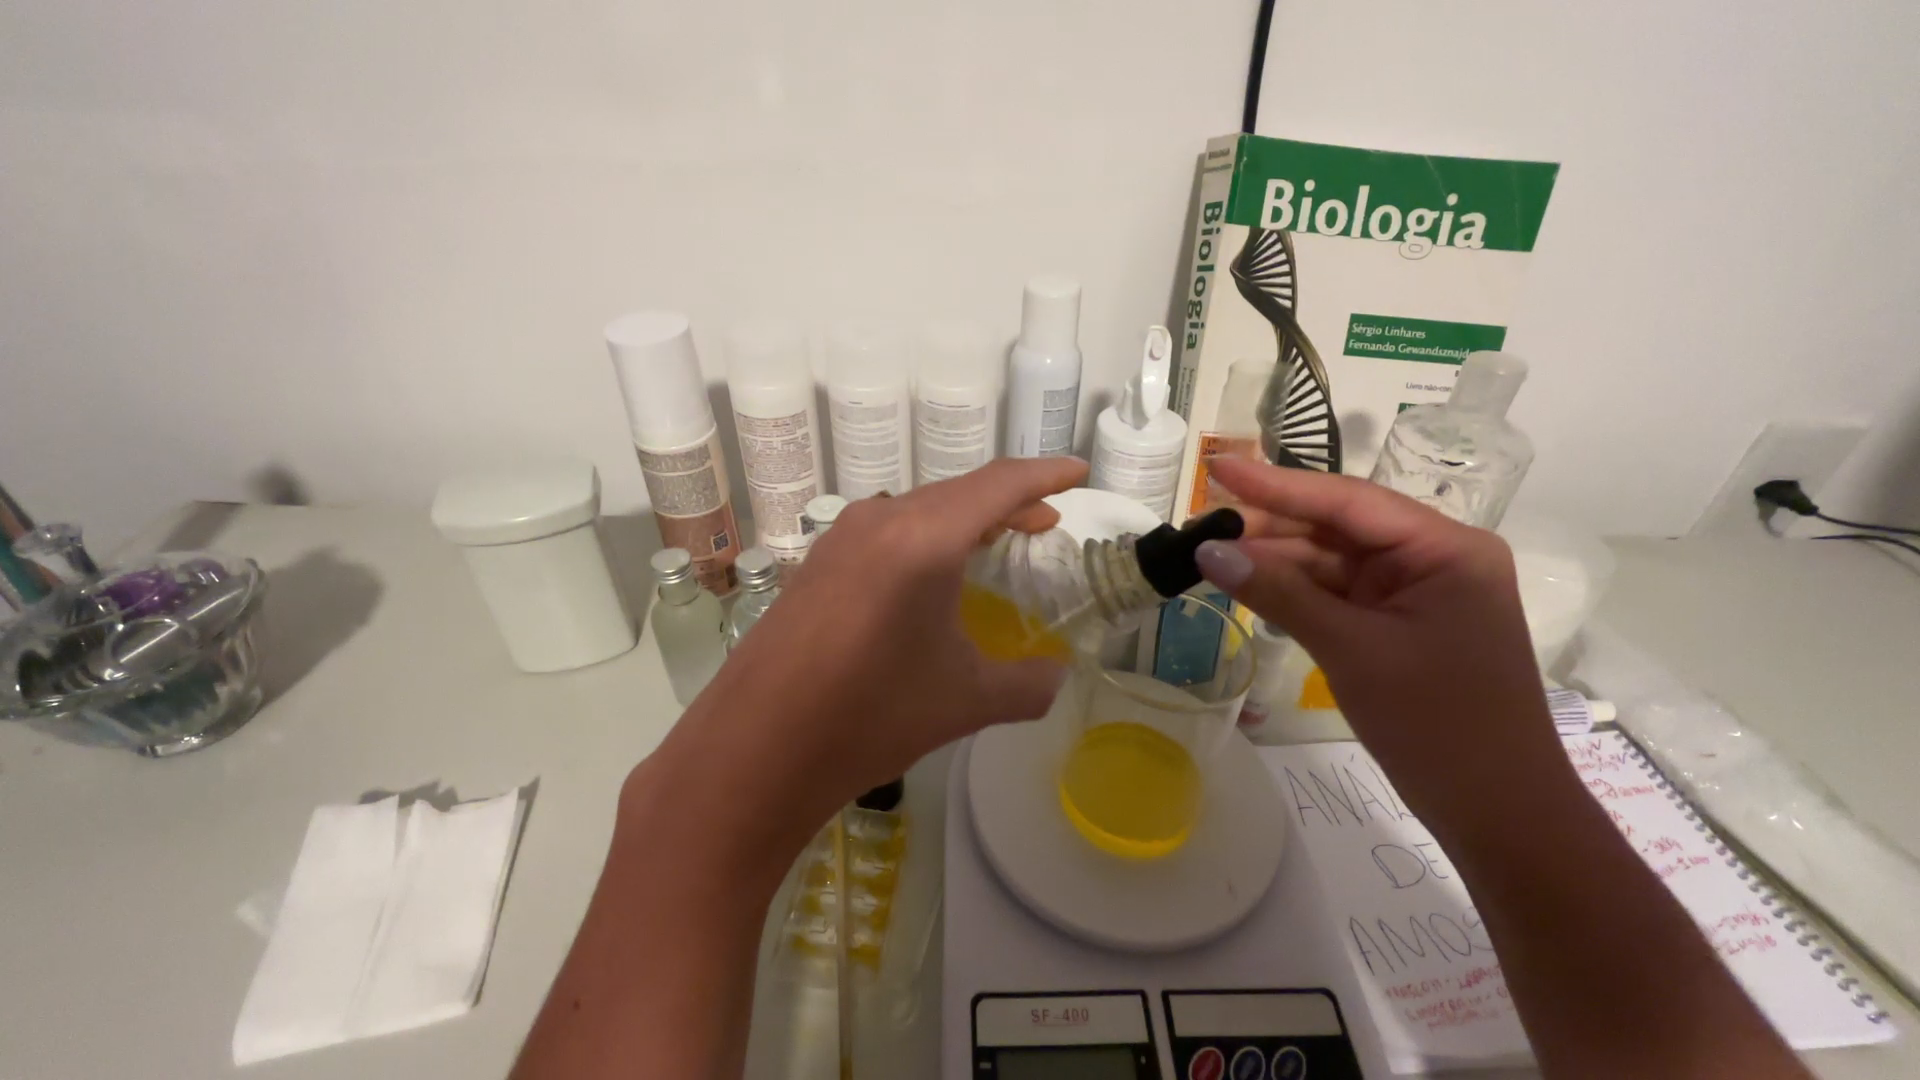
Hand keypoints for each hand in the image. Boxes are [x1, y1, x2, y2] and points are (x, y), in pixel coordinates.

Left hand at [651, 457, 1086, 831]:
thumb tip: (1056, 677)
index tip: (1078, 473)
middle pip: (958, 493)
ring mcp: (839, 540)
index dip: (1045, 474)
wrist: (757, 749)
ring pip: (918, 511)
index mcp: (924, 538)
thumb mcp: (964, 700)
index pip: (999, 485)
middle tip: (1045, 523)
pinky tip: (929, 575)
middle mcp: (879, 521)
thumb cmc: (871, 716)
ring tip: (994, 545)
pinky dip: (924, 539)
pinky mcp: (815, 565)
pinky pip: (884, 533)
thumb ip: (1028, 685)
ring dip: (963, 520)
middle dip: (1008, 503)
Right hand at [1194, 457, 1555, 819]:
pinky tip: (1249, 587)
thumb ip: (1279, 593)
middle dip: (1271, 526)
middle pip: (1338, 526)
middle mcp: (1434, 558)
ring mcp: (1416, 593)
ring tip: (1211, 558)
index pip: (1347, 500)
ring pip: (1333, 561)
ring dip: (1276, 561)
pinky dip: (1295, 592)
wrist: (1499, 812)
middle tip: (1201, 524)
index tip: (1218, 467)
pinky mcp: (1399, 625)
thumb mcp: (1351, 650)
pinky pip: (1338, 594)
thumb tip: (1207, 552)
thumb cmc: (1438, 723)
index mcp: (1445, 547)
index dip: (1277, 483)